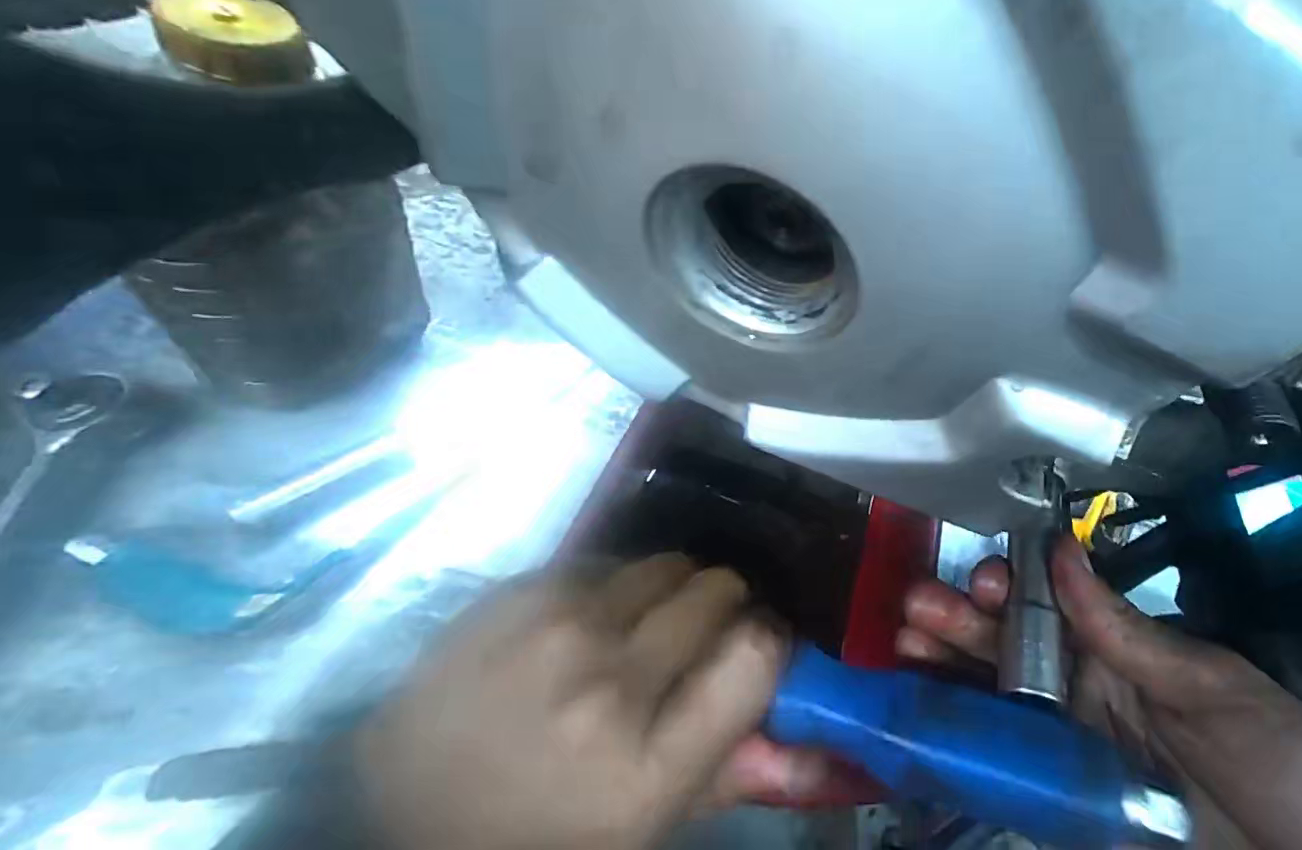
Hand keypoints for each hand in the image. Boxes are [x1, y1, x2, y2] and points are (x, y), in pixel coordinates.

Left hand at [356, 554, 863, 849]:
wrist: (393, 833)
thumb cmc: (548, 837)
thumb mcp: (653, 824)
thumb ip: (739, 766)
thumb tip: (823, 736)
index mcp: (650, 764)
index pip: (760, 651)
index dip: (769, 637)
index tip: (754, 641)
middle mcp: (607, 685)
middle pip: (718, 590)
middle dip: (720, 607)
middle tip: (691, 636)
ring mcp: (550, 633)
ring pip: (665, 565)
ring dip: (665, 593)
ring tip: (632, 629)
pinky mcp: (507, 599)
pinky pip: (601, 564)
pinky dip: (608, 590)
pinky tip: (577, 627)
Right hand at [898, 538, 1301, 849]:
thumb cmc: (1281, 761)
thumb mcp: (1210, 686)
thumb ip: (1125, 632)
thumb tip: (1061, 551)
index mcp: (1123, 654)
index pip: (1051, 611)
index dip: (1012, 592)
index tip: (984, 583)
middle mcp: (1091, 697)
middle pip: (1012, 655)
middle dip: (961, 626)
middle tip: (914, 609)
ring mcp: (1077, 757)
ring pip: (1001, 709)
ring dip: (951, 680)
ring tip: (905, 649)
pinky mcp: (1073, 816)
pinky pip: (1012, 780)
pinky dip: (968, 756)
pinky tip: (927, 735)